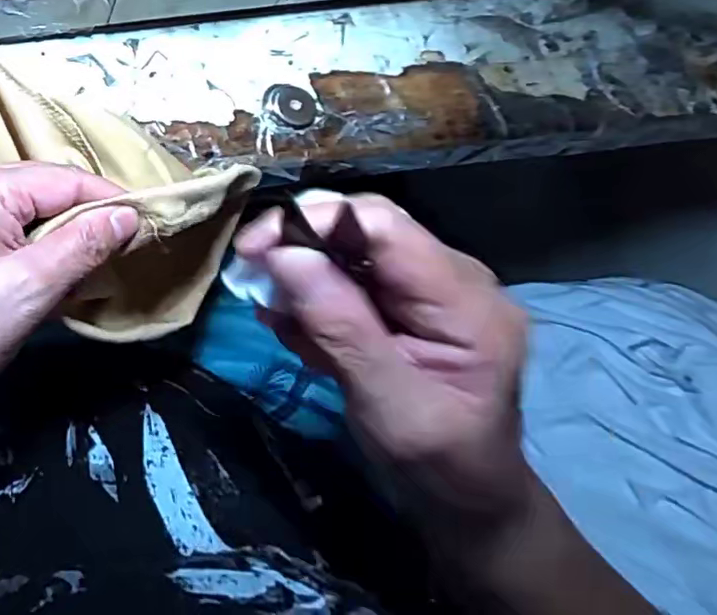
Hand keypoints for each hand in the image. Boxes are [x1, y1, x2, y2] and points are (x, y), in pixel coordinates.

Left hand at [0, 164, 139, 435]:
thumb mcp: (32, 288)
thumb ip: (84, 244)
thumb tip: (130, 214)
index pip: (66, 180)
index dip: (111, 200)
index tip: (150, 223)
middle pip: (50, 187)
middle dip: (89, 217)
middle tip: (126, 246)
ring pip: (36, 205)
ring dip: (67, 232)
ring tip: (95, 261)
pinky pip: (16, 219)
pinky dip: (42, 241)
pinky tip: (57, 266)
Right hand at [234, 193, 532, 520]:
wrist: (464, 495)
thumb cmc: (438, 462)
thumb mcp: (388, 407)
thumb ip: (340, 328)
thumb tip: (284, 255)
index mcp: (465, 300)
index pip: (382, 224)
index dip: (314, 220)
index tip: (255, 248)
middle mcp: (450, 273)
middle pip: (361, 224)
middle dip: (298, 242)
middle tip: (251, 273)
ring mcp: (426, 280)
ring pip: (347, 242)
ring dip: (300, 272)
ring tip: (280, 318)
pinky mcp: (403, 290)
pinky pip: (346, 267)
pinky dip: (311, 289)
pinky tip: (301, 328)